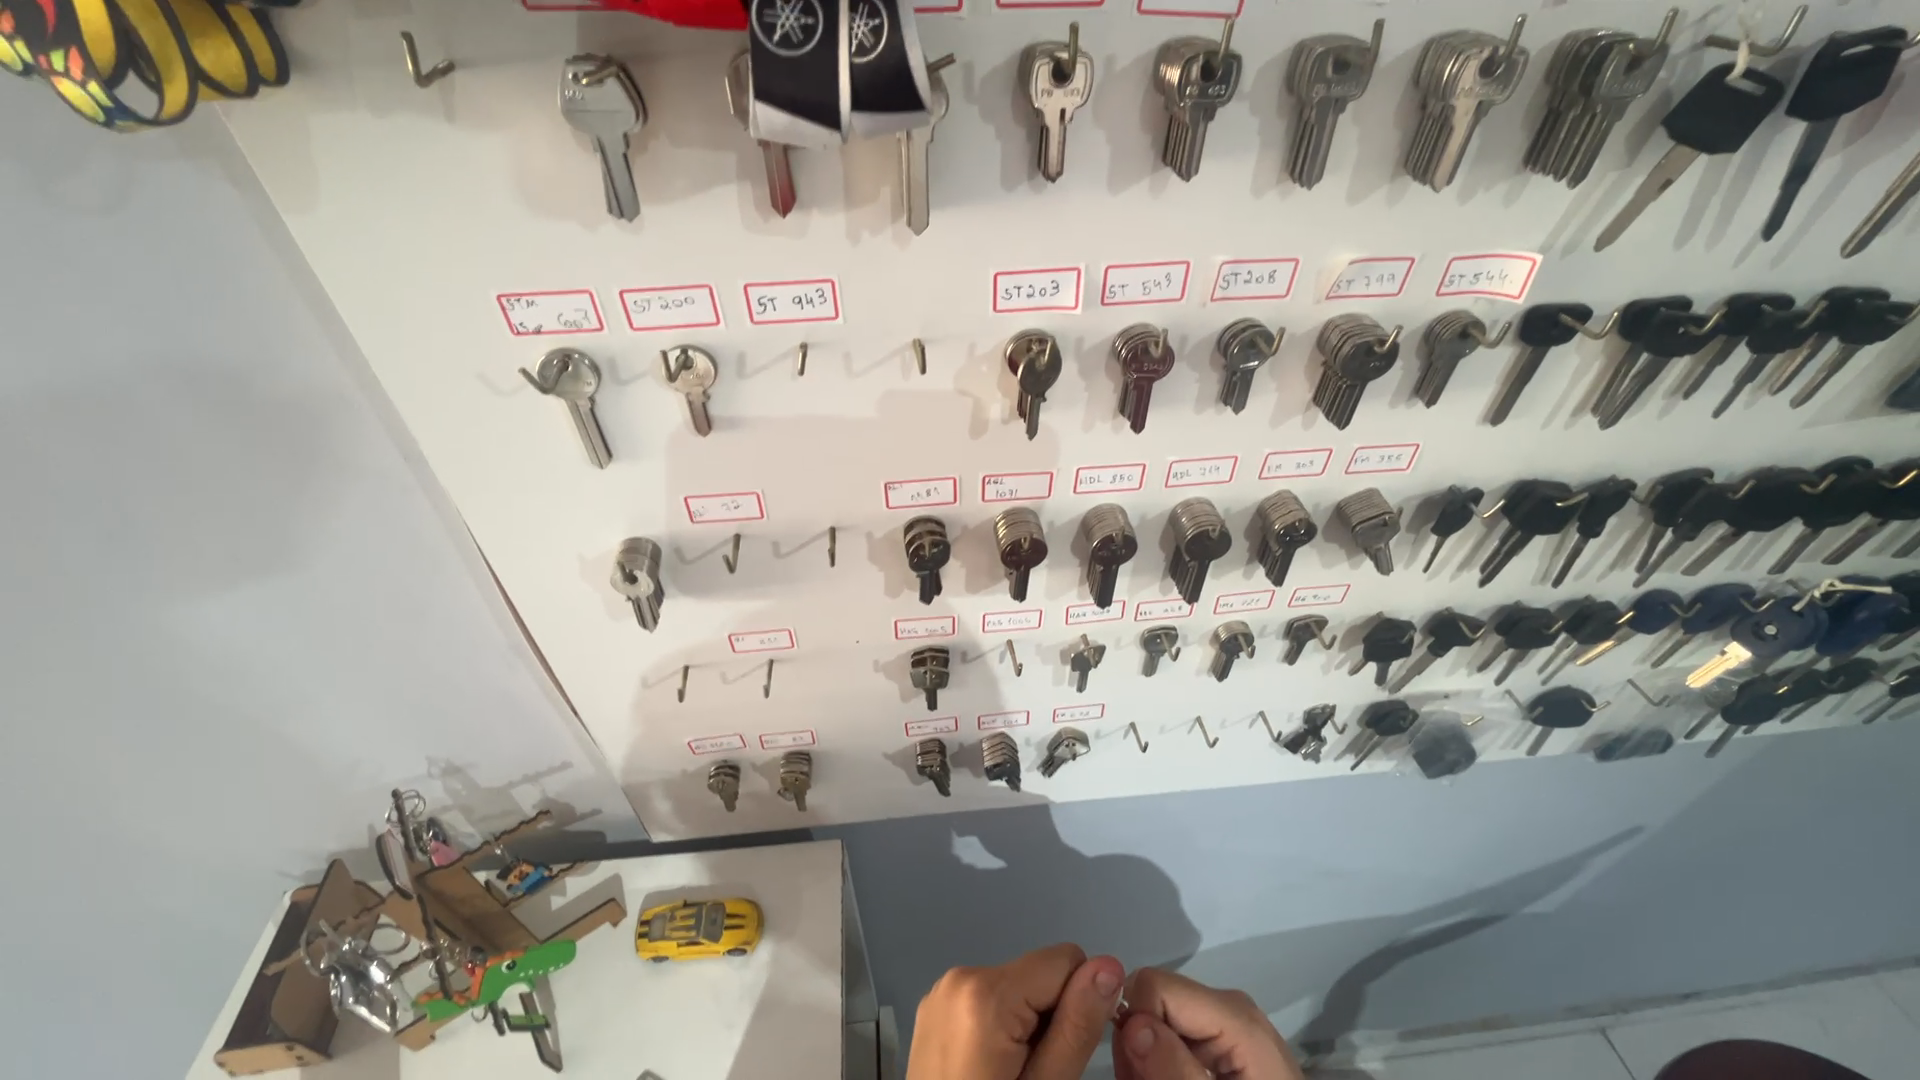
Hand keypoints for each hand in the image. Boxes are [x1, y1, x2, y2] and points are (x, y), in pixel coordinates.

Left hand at [907, 943, 1123, 1079]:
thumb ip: (1077, 1025)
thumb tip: (1109, 966)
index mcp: (987, 991)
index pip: (1066, 960)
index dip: (1078, 1006)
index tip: (1061, 1052)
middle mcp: (961, 976)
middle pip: (1039, 973)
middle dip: (1049, 1016)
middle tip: (1033, 1071)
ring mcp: (943, 991)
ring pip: (1018, 986)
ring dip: (1026, 1023)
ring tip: (1009, 1073)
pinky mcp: (936, 1006)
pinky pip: (990, 998)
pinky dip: (1001, 1026)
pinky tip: (989, 1067)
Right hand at [1115, 968, 1304, 1079]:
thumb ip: (1177, 1073)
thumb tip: (1133, 1024)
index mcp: (1235, 1016)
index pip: (1153, 986)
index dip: (1134, 1025)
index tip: (1137, 1074)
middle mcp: (1227, 1005)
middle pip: (1152, 1000)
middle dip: (1136, 1045)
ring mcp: (1224, 1022)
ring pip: (1155, 1019)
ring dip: (1143, 1058)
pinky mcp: (1220, 1038)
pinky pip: (1171, 1035)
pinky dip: (1158, 1062)